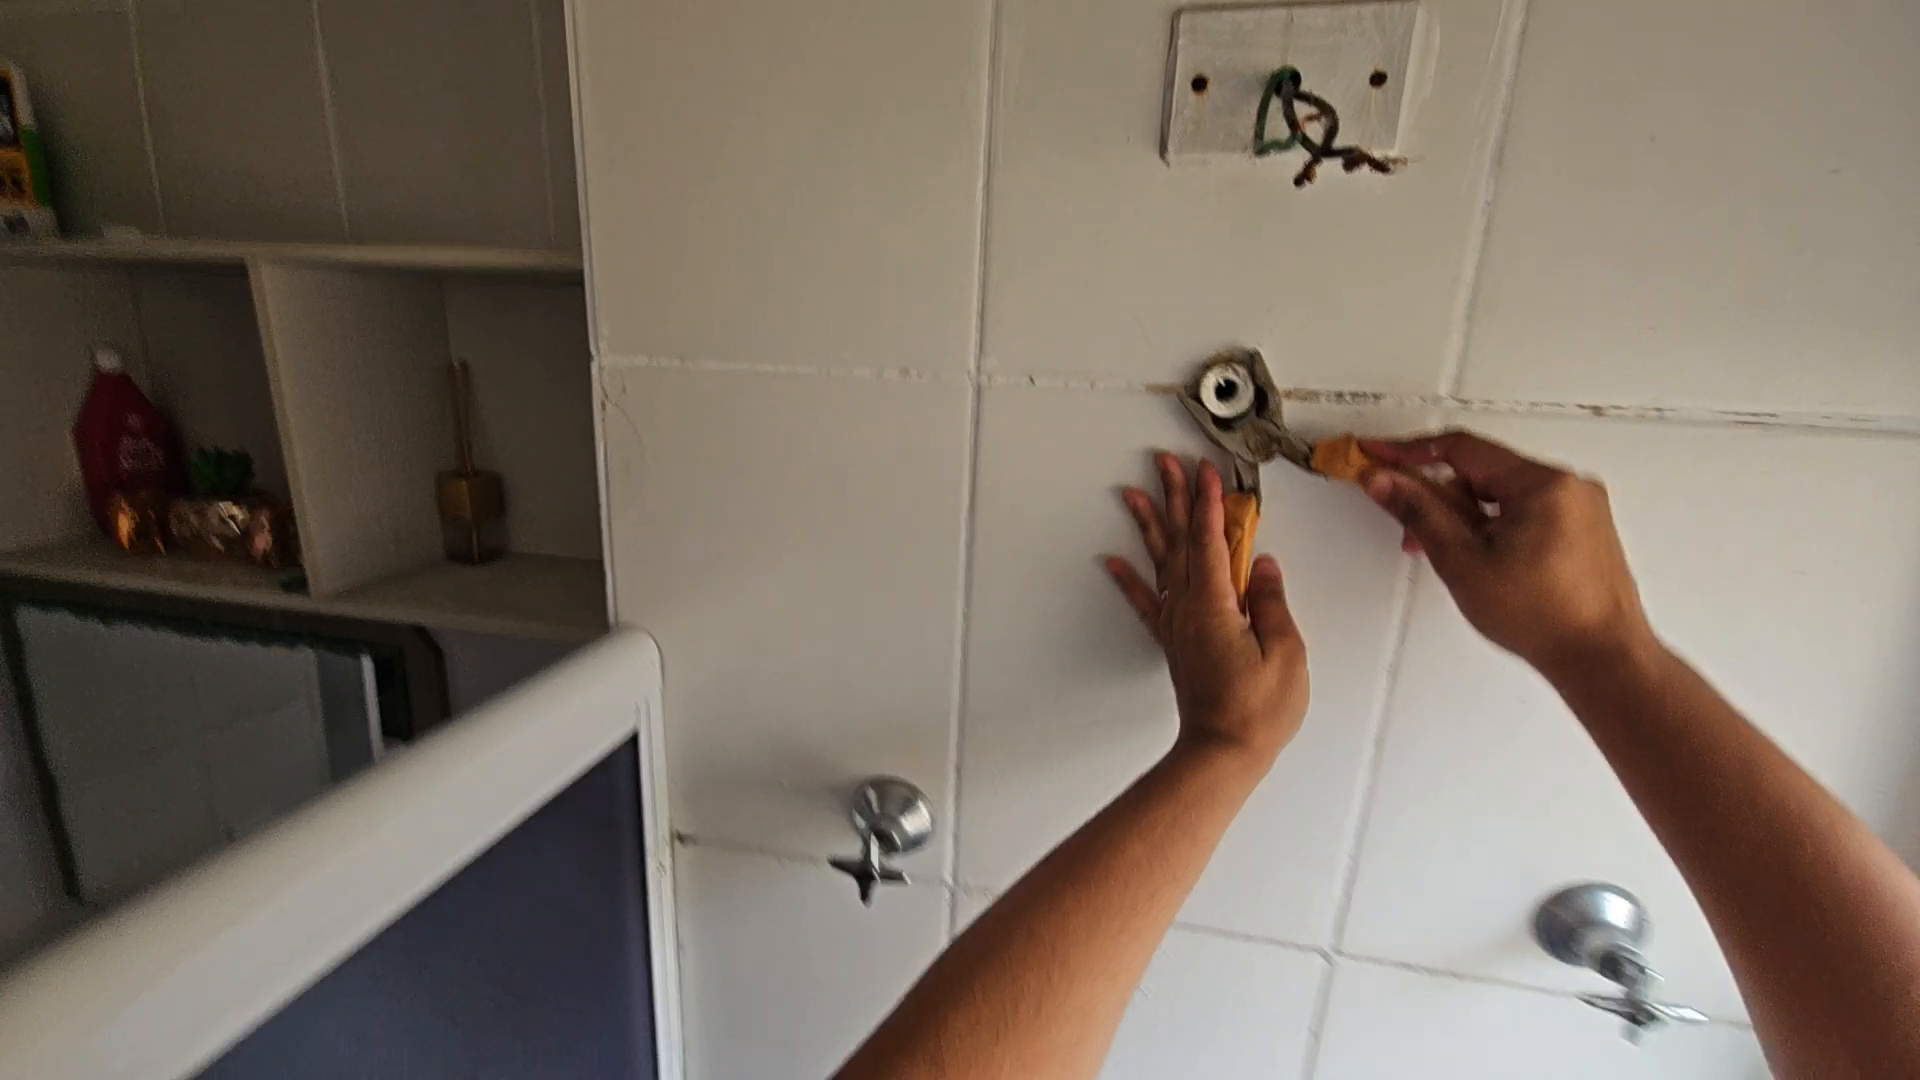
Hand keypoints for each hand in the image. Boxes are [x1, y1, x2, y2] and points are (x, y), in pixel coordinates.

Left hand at [1104, 453, 1309, 771]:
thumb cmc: (1256, 711)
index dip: (1209, 501)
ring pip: (1161, 562)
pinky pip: (1145, 602)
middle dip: (1176, 497)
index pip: (1211, 539)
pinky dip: (1128, 579)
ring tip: (1135, 493)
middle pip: (1181, 540)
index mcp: (1215, 604)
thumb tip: (1262, 567)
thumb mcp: (1285, 653)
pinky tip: (1113, 560)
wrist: (1222, 752)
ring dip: (1151, 524)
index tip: (1206, 470)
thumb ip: (1271, 603)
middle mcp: (1187, 608)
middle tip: (1166, 463)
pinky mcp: (1174, 641)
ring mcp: (1177, 623)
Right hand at [1359, 430, 1654, 677]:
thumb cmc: (1538, 614)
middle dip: (1434, 494)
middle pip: (1479, 472)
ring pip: (1498, 493)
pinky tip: (1471, 553)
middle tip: (1403, 522)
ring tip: (1438, 550)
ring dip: (1459, 513)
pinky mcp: (1581, 527)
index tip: (1373, 453)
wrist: (1601, 659)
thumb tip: (1380, 478)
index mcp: (1542, 484)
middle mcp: (1568, 484)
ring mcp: (1580, 506)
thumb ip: (1417, 510)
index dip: (1408, 450)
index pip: (1460, 449)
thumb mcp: (1460, 559)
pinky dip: (1486, 522)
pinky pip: (1520, 508)